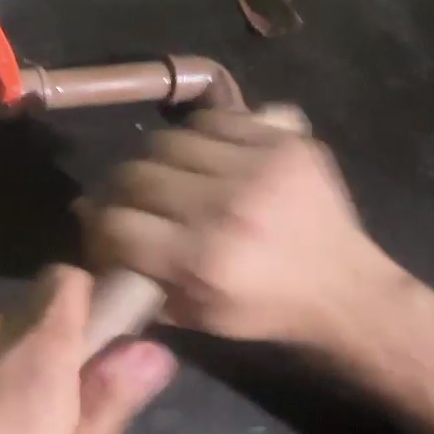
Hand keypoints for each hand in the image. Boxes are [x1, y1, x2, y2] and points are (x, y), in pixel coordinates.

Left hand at [0, 265, 178, 433]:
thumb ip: (115, 396)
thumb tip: (155, 349)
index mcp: (40, 341)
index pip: (66, 279)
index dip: (86, 300)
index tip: (95, 341)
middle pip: (32, 313)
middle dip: (47, 346)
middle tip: (52, 405)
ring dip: (7, 363)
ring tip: (4, 424)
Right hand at [81, 107, 410, 346]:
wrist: (347, 291)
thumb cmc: (261, 310)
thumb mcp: (191, 313)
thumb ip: (134, 273)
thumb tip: (86, 221)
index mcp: (204, 259)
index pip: (115, 222)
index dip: (99, 226)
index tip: (106, 232)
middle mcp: (227, 208)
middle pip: (133, 176)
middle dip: (122, 192)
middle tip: (132, 204)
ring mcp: (258, 168)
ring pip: (165, 142)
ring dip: (156, 162)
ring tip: (167, 179)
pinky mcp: (284, 142)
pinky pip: (212, 120)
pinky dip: (197, 137)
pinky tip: (203, 159)